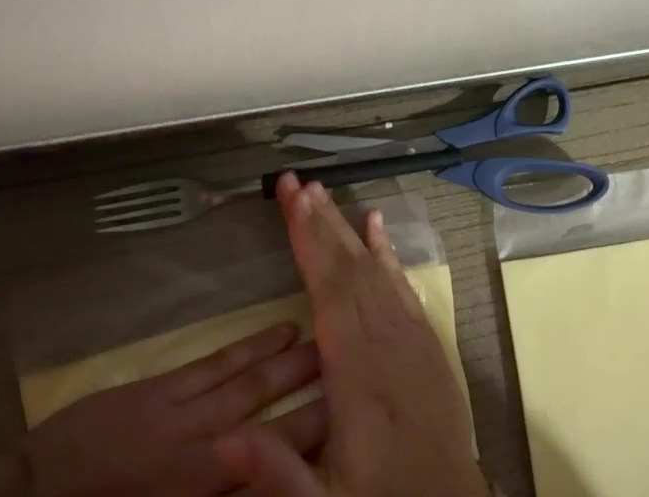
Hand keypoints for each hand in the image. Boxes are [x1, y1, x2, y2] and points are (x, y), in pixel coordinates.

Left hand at [20, 321, 326, 496]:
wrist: (41, 487)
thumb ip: (227, 488)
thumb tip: (268, 472)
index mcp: (210, 489)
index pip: (278, 465)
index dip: (318, 443)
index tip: (353, 422)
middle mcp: (210, 452)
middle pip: (279, 425)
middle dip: (322, 401)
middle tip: (359, 375)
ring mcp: (189, 414)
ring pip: (254, 385)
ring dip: (296, 364)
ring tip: (331, 344)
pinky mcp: (167, 386)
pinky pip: (219, 363)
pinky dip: (252, 346)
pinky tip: (279, 330)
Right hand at [214, 174, 487, 496]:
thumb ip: (276, 471)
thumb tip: (220, 439)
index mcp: (357, 373)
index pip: (328, 290)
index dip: (308, 241)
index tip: (291, 199)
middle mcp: (387, 344)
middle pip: (350, 268)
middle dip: (320, 222)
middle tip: (296, 181)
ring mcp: (413, 341)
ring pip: (377, 271)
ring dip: (348, 231)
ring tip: (323, 195)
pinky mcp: (428, 347)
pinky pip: (405, 288)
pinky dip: (388, 254)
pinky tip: (378, 229)